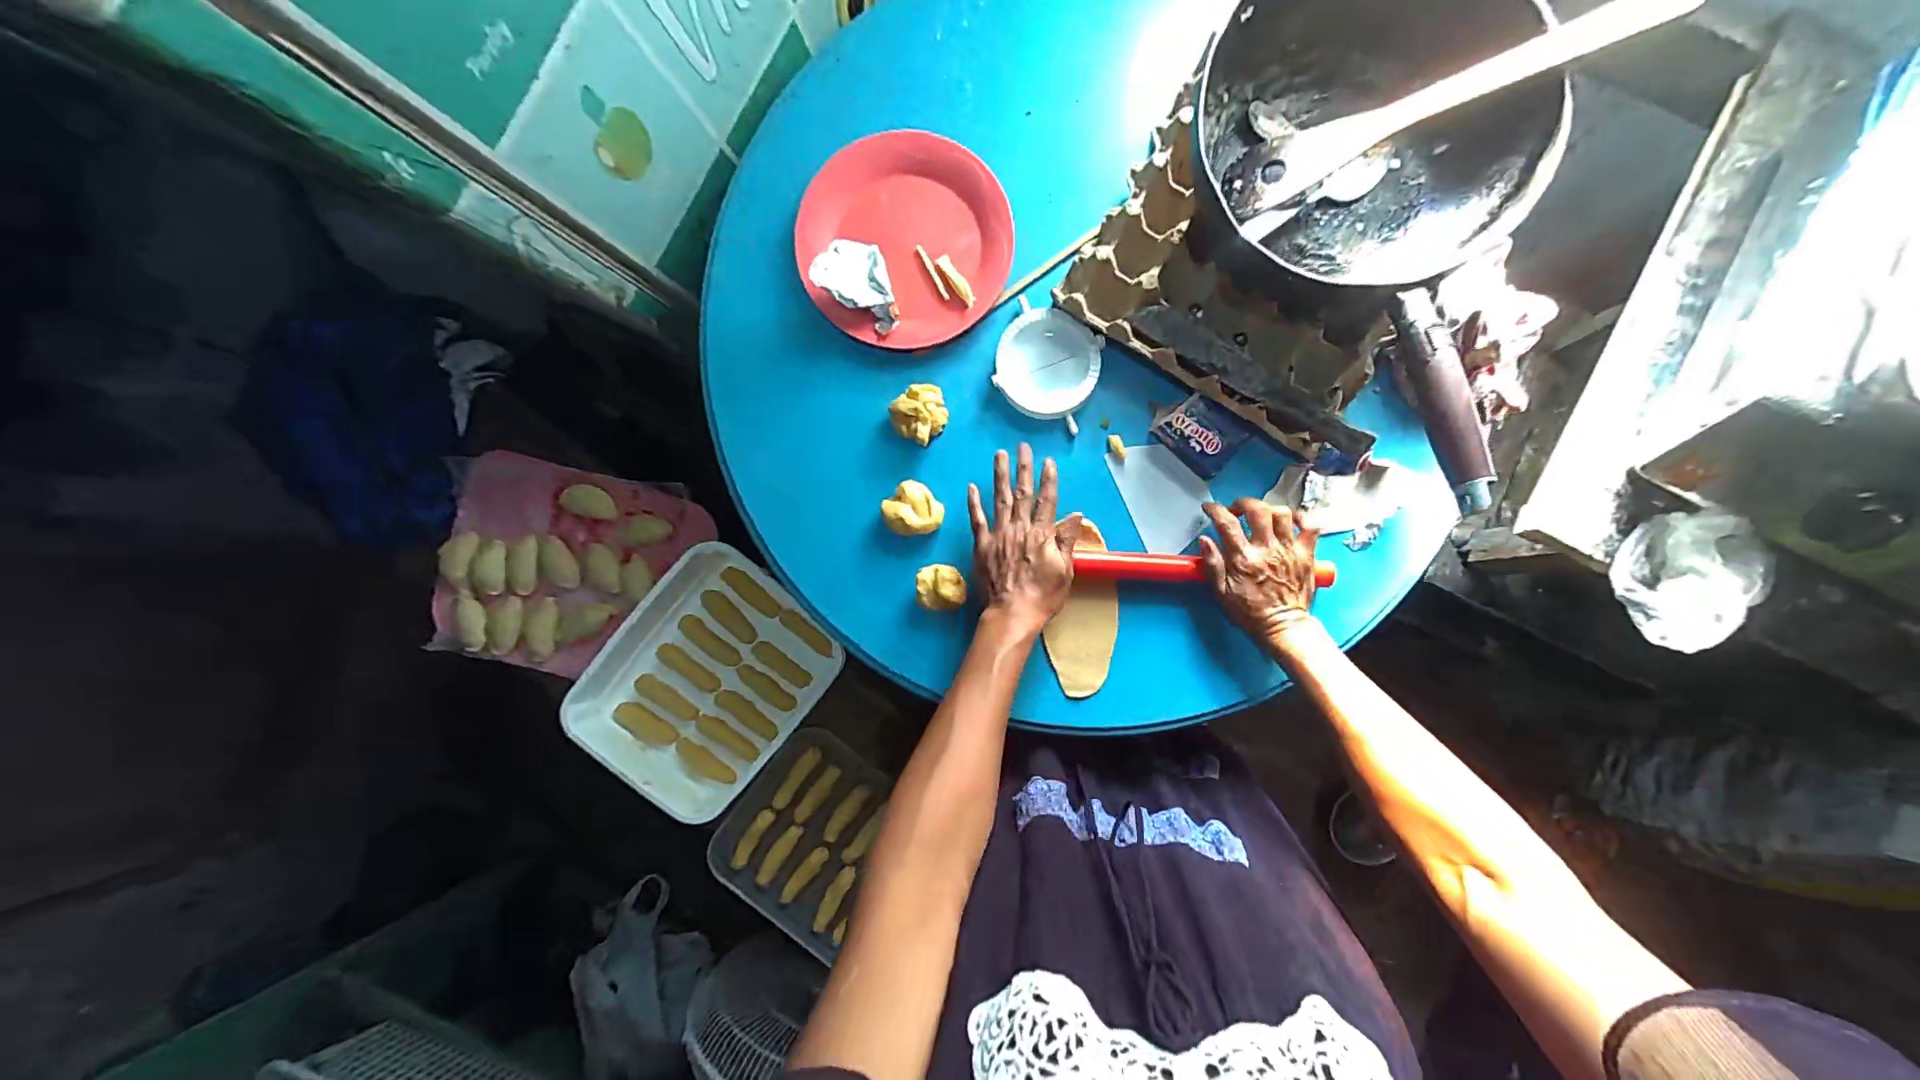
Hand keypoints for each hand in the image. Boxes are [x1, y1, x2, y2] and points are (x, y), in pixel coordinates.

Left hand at [967, 444, 1082, 637]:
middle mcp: (1020, 529)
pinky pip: (977, 520)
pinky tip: (972, 487)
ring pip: (999, 499)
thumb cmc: (1043, 596)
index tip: (1048, 461)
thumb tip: (1076, 515)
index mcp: (1042, 534)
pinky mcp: (981, 546)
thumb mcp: (1065, 571)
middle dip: (1023, 468)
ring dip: (999, 475)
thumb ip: (1067, 541)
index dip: (1049, 479)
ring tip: (999, 455)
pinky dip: (974, 503)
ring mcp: (998, 536)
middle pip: (1022, 493)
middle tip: (1022, 446)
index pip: (1048, 500)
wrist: (1012, 613)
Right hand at [1198, 498, 1321, 641]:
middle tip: (1236, 510)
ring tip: (1261, 515)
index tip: (1210, 508)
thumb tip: (1204, 540)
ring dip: (1269, 508)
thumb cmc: (1251, 613)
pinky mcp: (1306, 555)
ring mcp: (1289, 550)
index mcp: (1243, 559)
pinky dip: (1303, 517)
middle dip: (1243, 503)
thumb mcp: (1221, 593)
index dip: (1215, 510)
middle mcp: (1267, 550)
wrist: (1283, 627)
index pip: (1227, 523)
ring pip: (1282, 513)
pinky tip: (1292, 519)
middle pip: (1257, 510)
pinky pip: (1311, 527)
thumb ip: (1212, 564)